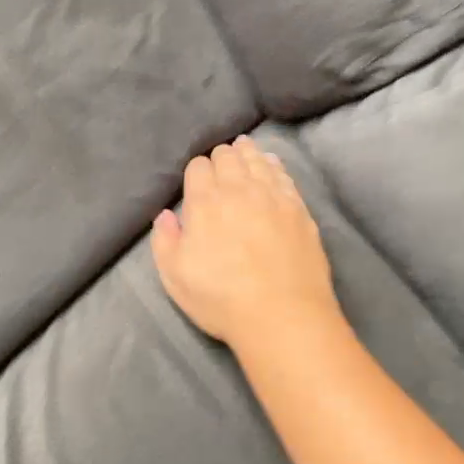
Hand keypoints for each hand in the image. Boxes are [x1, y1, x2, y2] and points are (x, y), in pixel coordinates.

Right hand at [150, 136, 343, 352]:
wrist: (283, 316)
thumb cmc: (220, 298)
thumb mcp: (174, 275)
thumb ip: (164, 240)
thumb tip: (165, 214)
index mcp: (205, 202)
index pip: (199, 167)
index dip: (197, 170)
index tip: (197, 179)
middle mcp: (239, 190)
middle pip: (229, 157)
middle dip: (221, 156)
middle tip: (220, 161)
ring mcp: (273, 197)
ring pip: (258, 161)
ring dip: (247, 153)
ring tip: (244, 147)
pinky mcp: (299, 209)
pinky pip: (284, 176)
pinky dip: (274, 165)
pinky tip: (272, 163)